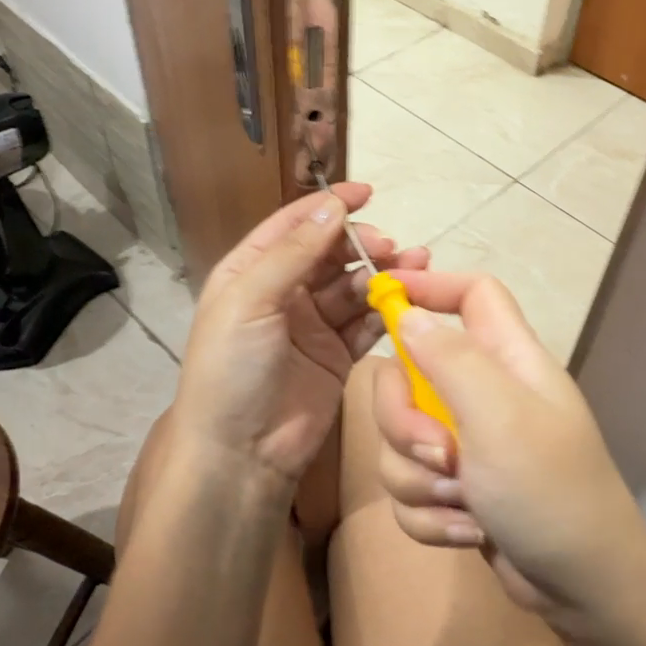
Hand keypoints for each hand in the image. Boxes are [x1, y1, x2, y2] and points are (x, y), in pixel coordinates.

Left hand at [176, 185, 429, 486]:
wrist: (239, 453)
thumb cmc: (231, 369)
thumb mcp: (251, 301)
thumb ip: (294, 252)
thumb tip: (332, 204)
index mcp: (252, 271)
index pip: (295, 225)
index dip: (329, 205)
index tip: (367, 192)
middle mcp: (284, 292)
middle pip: (331, 253)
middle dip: (362, 243)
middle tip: (390, 247)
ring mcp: (313, 325)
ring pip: (355, 286)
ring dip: (382, 273)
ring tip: (413, 265)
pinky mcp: (338, 356)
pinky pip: (367, 323)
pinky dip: (387, 309)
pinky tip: (406, 300)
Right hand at [371, 272, 645, 631]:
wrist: (585, 589)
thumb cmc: (549, 489)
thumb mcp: (499, 414)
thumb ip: (449, 359)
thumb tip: (409, 315)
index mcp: (508, 360)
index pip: (471, 295)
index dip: (428, 287)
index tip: (379, 300)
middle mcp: (485, 395)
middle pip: (409, 375)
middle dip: (404, 423)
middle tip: (441, 453)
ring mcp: (470, 445)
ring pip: (401, 442)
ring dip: (422, 481)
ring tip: (466, 505)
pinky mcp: (458, 491)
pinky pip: (411, 489)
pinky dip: (431, 517)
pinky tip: (468, 532)